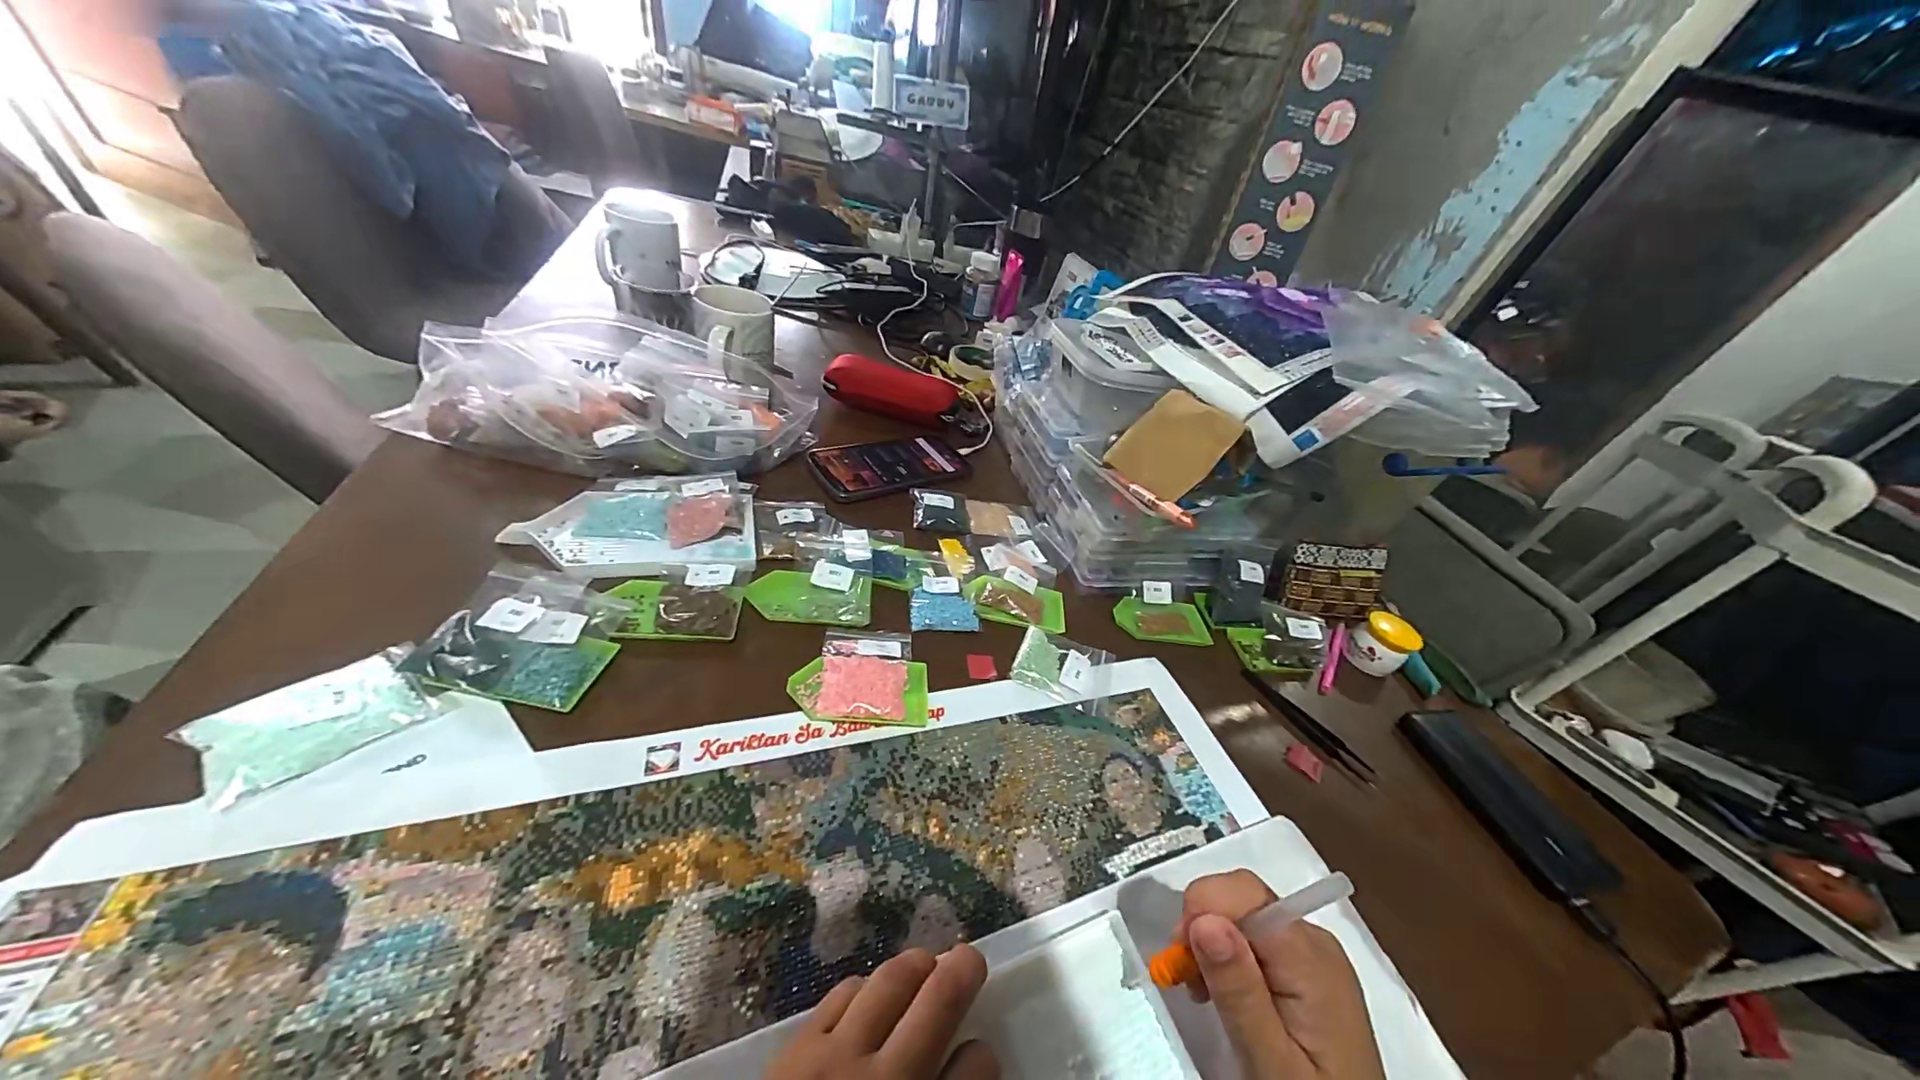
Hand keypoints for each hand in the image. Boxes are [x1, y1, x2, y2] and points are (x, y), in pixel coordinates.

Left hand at [765, 945, 998, 1079]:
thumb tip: (964, 1069)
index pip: (974, 1067)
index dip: (981, 1055)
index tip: (978, 1051)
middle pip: (938, 1003)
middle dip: (961, 972)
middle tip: (969, 957)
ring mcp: (838, 1058)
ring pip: (889, 983)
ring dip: (914, 966)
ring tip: (924, 963)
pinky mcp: (797, 1049)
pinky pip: (842, 995)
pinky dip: (864, 987)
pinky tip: (869, 994)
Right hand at [1178, 870, 1384, 1079]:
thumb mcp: (1271, 1062)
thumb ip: (1239, 991)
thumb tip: (1205, 920)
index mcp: (1309, 956)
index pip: (1244, 892)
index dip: (1202, 909)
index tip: (1179, 956)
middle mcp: (1314, 941)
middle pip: (1243, 898)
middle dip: (1202, 923)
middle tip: (1185, 978)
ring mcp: (1314, 955)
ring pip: (1244, 914)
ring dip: (1210, 940)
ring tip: (1201, 992)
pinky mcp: (1308, 971)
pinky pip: (1257, 938)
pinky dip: (1228, 954)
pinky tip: (1222, 991)